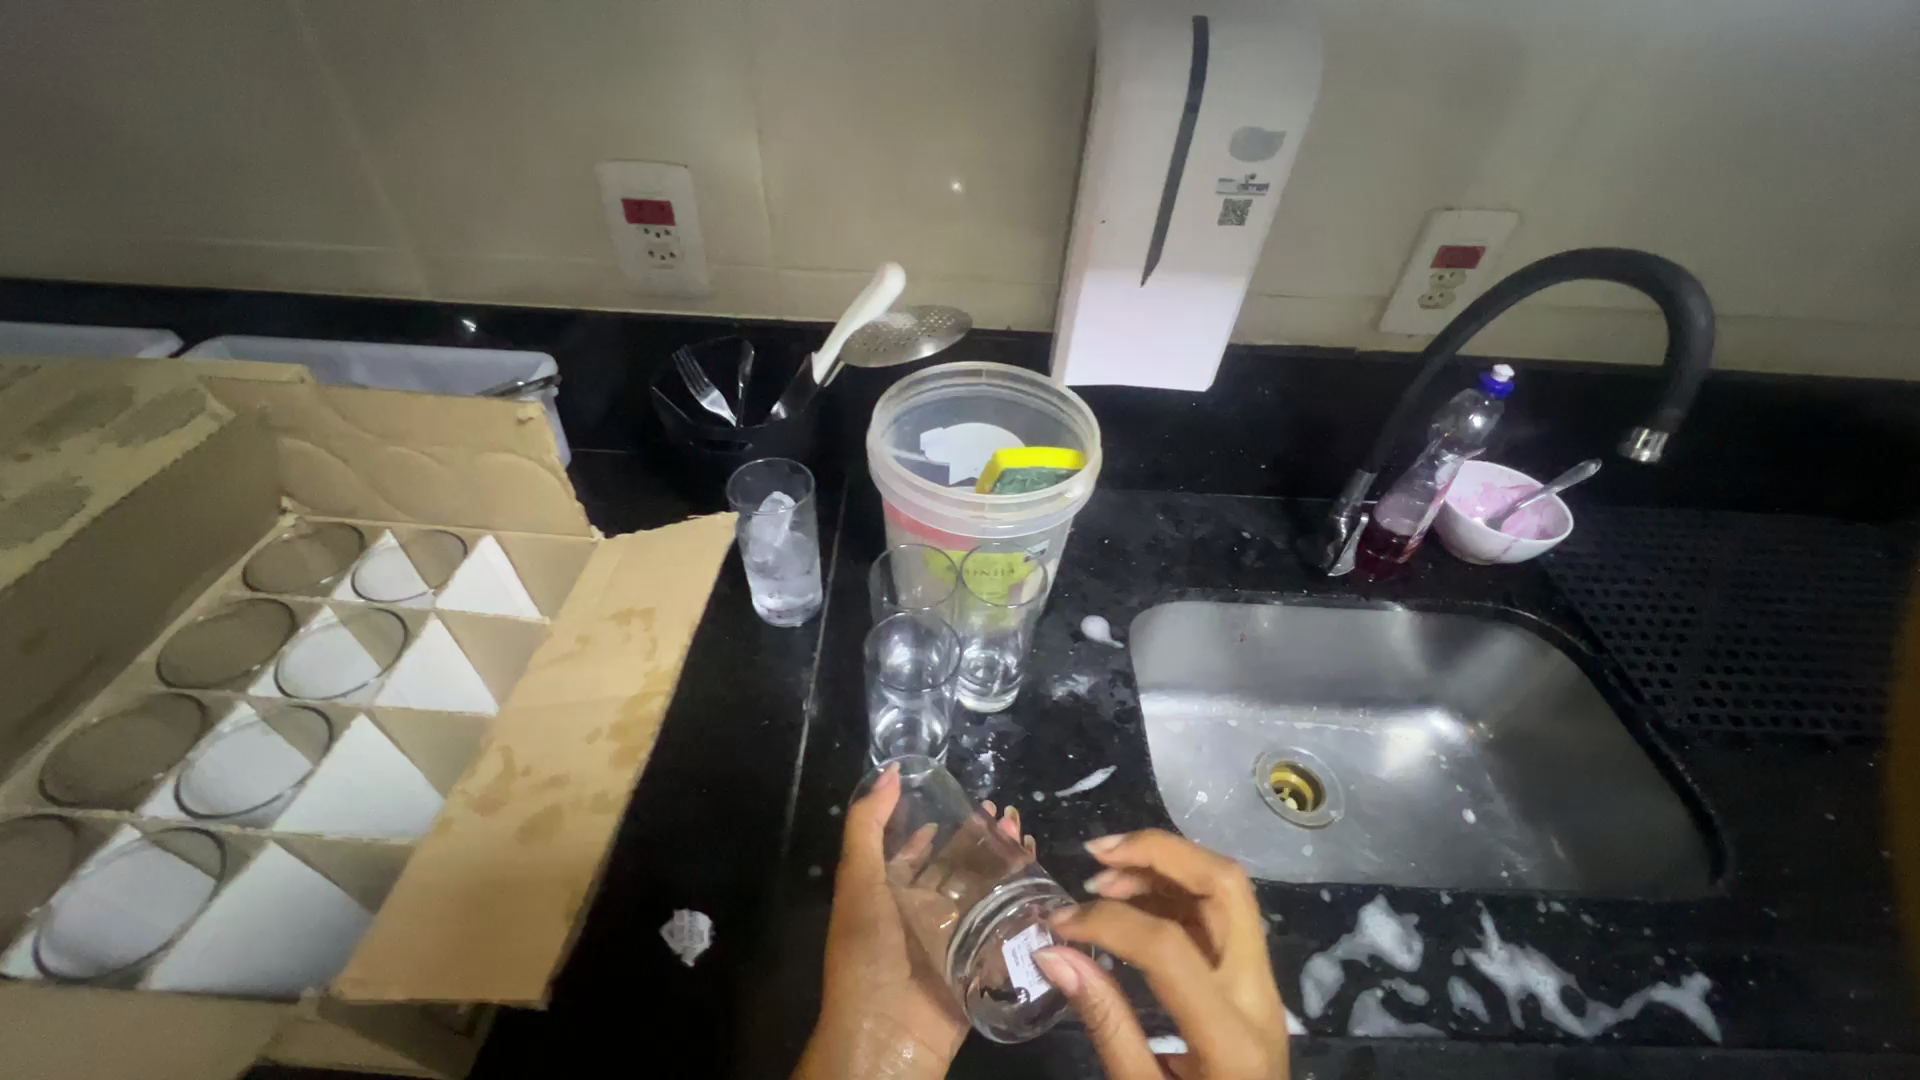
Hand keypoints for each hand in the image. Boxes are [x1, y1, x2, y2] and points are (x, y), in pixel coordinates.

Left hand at [793, 764, 1031, 1079]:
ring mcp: (954, 938)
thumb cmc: (866, 953)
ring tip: (1024, 835)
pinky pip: (1002, 927)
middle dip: (982, 839)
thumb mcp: (858, 880)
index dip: (943, 824)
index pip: (920, 848)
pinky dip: (1021, 902)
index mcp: (891, 892)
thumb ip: (868, 826)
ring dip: (1004, 863)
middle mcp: (923, 911)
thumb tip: (889, 772)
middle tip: (1009, 814)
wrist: (885, 1038)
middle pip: (958, 865)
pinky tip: (1037, 878)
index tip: (974, 802)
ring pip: (983, 891)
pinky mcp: (979, 963)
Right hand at [1032, 829, 1288, 1079]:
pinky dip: (1171, 888)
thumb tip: (1052, 952)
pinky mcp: (1253, 977)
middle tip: (1097, 854)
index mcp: (1233, 1038)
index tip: (1057, 923)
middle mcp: (1258, 993)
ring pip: (1224, 887)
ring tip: (1104, 876)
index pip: (1168, 946)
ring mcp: (1262, 982)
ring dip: (1163, 865)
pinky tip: (1131, 898)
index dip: (1106, 921)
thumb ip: (1104, 1021)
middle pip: (1224, 885)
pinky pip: (1217, 911)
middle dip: (1157, 852)